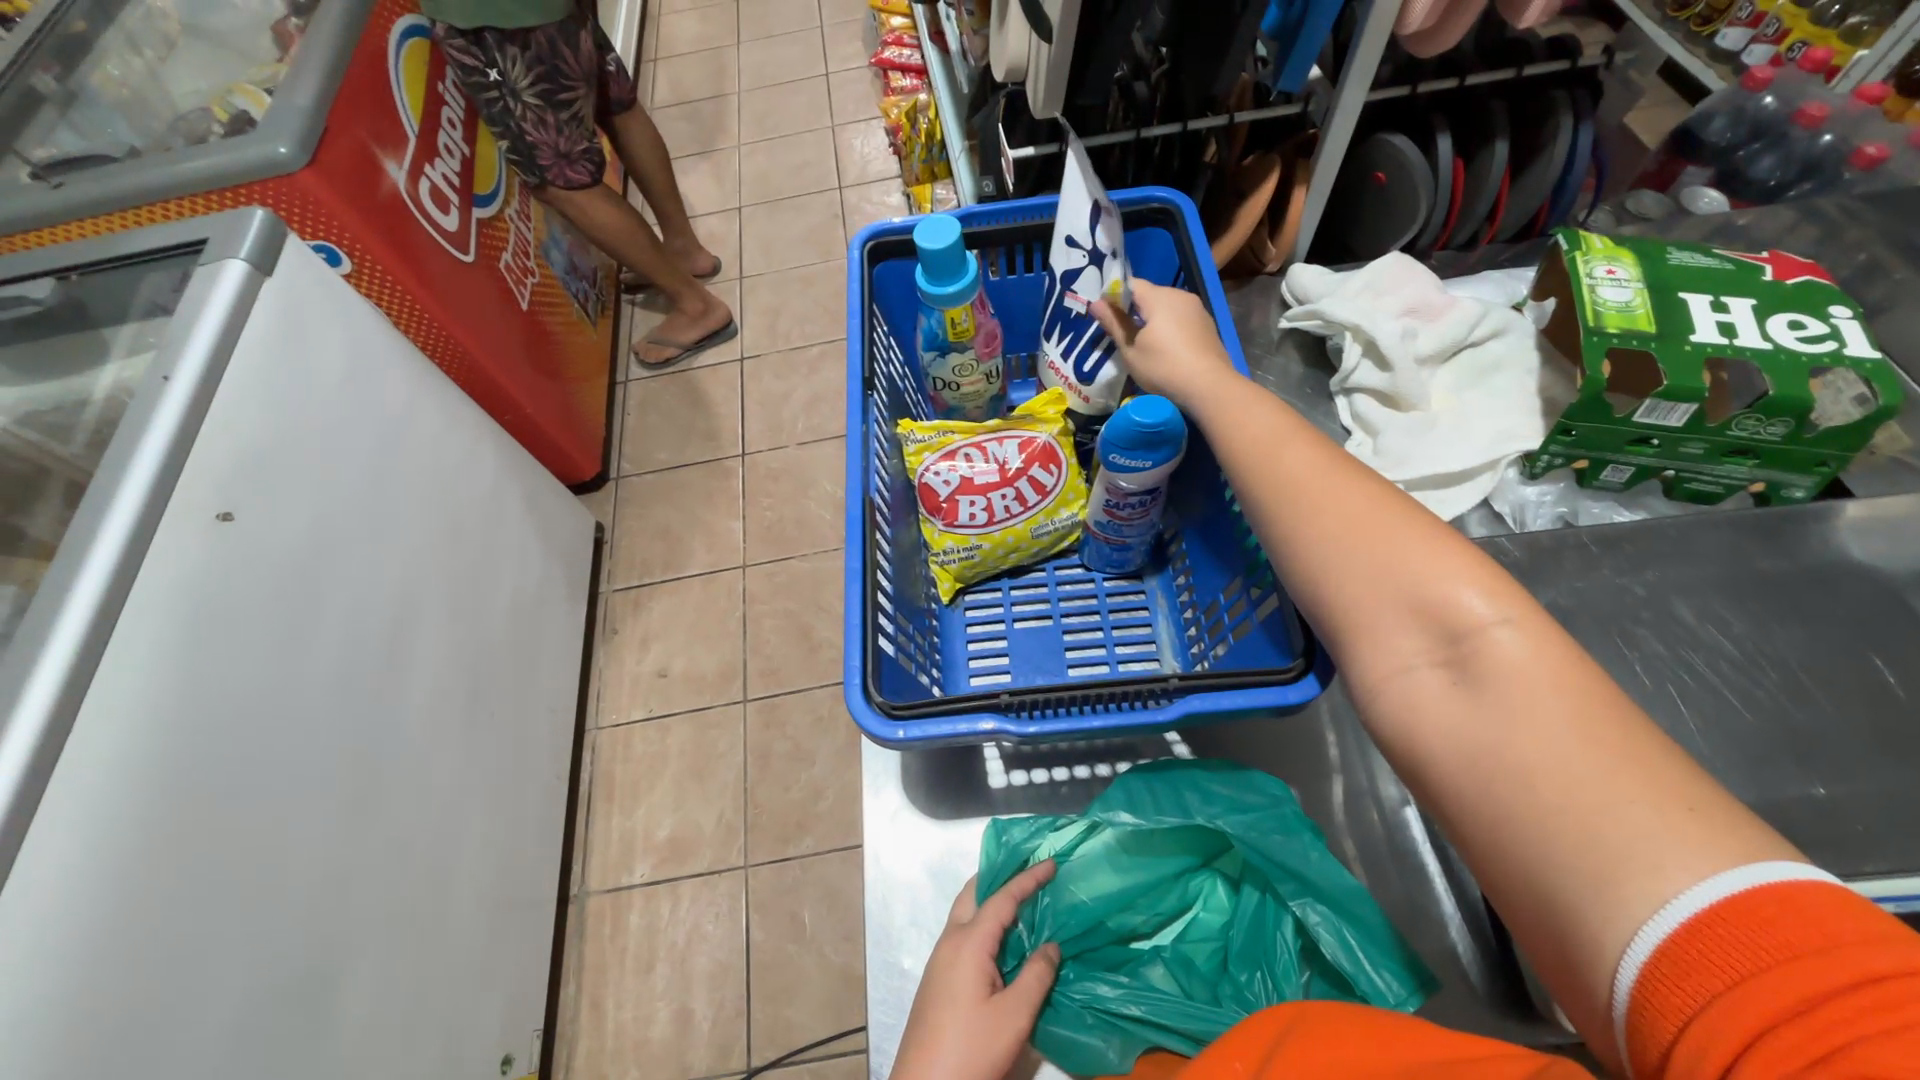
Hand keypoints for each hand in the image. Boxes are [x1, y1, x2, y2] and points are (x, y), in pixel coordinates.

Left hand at [890, 860, 1061, 1079]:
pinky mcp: (939, 979)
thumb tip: (1051, 946)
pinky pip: (963, 935)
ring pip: (966, 915)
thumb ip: (1036, 976)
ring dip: (991, 902)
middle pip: (973, 895)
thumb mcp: (1014, 1016)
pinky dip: (984, 924)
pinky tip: (1003, 941)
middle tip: (1028, 870)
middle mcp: (950, 942)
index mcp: (968, 942)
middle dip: (999, 877)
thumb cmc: (971, 1048)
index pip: (1002, 898)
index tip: (1051, 862)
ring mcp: (940, 960)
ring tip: (1022, 900)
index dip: (1028, 879)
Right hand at [1093, 280, 1240, 410]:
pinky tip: (1166, 348)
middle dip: (1134, 309)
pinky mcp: (1207, 323)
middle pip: (1150, 294)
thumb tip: (1095, 303)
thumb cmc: (1163, 367)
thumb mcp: (1130, 349)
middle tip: (1122, 333)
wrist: (1209, 386)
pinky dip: (1169, 326)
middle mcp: (1179, 295)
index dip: (1115, 297)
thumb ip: (1114, 323)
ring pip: (1166, 306)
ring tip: (1144, 343)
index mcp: (1158, 297)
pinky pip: (1180, 317)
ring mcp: (1197, 308)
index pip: (1130, 284)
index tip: (1106, 316)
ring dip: (1152, 318)